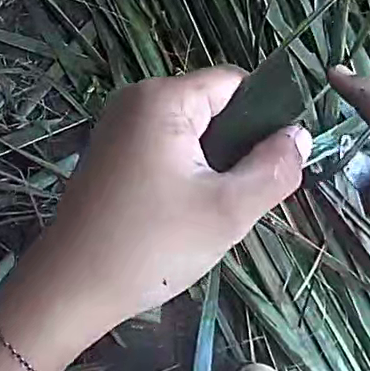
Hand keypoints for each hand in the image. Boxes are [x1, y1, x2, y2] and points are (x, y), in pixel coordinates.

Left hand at [0, 68, 308, 370]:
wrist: (70, 287)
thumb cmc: (152, 245)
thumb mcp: (229, 210)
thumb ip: (274, 167)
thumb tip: (300, 133)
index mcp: (163, 98)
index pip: (234, 83)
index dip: (264, 117)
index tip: (274, 164)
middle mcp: (136, 99)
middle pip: (212, 105)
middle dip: (236, 146)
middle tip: (241, 197)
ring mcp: (117, 125)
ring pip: (190, 130)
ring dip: (212, 163)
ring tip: (213, 208)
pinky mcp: (109, 151)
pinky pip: (163, 146)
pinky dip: (184, 170)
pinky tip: (182, 210)